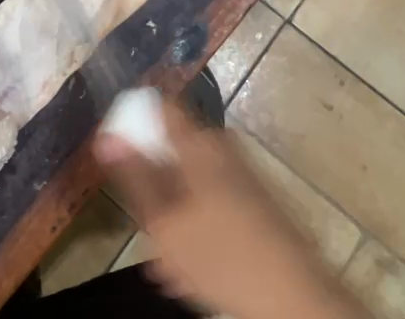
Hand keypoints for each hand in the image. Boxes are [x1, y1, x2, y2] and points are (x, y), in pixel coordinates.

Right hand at [95, 97, 369, 318]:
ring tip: (165, 257)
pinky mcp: (262, 203)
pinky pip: (217, 202)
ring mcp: (247, 175)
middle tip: (143, 218)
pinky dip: (200, 224)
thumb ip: (135, 176)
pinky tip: (193, 264)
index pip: (159, 106)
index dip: (133, 119)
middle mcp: (225, 148)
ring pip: (195, 183)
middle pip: (176, 150)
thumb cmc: (222, 256)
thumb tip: (107, 136)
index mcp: (199, 143)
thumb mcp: (164, 222)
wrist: (296, 298)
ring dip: (175, 212)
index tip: (117, 147)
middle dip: (154, 181)